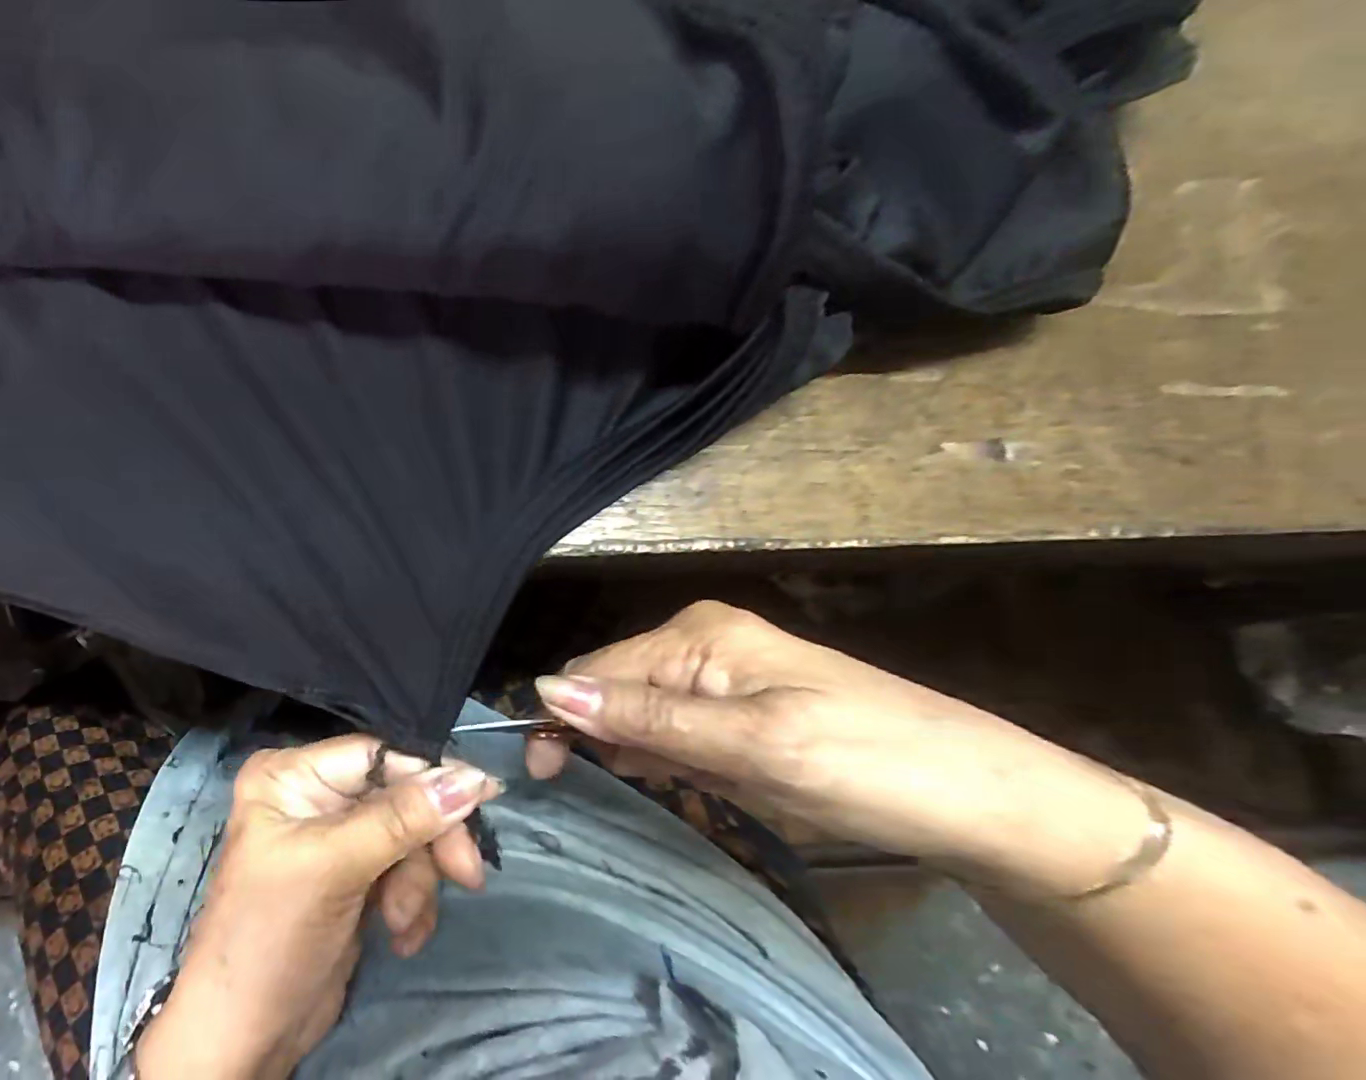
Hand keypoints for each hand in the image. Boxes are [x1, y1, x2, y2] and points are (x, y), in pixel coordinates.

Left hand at [134, 735, 499, 1079]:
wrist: (244, 1039)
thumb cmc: (272, 935)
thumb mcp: (336, 867)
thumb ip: (403, 819)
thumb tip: (472, 778)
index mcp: (291, 775)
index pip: (377, 755)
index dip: (428, 775)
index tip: (482, 797)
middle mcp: (313, 797)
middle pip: (400, 797)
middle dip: (428, 842)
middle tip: (467, 875)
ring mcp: (335, 839)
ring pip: (409, 838)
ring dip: (416, 884)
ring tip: (402, 925)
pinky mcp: (353, 878)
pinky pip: (404, 870)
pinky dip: (411, 903)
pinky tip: (399, 937)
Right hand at [526, 601, 1148, 897]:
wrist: (987, 802)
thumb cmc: (867, 767)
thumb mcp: (749, 745)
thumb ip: (646, 717)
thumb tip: (546, 688)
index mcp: (696, 635)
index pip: (595, 670)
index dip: (561, 718)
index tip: (545, 777)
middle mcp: (701, 641)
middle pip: (615, 687)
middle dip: (611, 738)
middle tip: (654, 786)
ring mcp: (724, 672)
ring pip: (643, 712)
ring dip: (647, 752)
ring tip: (699, 783)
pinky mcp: (743, 704)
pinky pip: (678, 727)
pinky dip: (676, 757)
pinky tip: (707, 777)